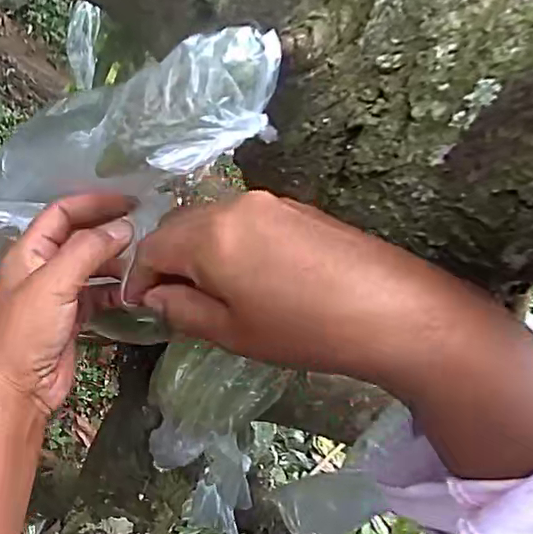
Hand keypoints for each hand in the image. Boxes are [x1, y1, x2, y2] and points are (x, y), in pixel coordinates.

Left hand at [0, 193, 135, 419]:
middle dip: (109, 231)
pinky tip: (132, 293)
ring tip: (143, 263)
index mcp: (28, 252)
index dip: (94, 202)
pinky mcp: (70, 317)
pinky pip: (96, 295)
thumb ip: (88, 250)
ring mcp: (56, 293)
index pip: (62, 213)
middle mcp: (42, 268)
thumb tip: (123, 227)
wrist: (19, 387)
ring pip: (90, 266)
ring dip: (115, 262)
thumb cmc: (27, 332)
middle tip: (145, 229)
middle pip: (79, 237)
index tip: (130, 200)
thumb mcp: (54, 282)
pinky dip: (114, 291)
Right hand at [121, 192, 532, 478]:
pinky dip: (223, 244)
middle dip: (162, 262)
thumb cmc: (301, 329)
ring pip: (207, 221)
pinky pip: (239, 221)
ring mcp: (267, 203)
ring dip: (192, 252)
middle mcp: (232, 206)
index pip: (150, 248)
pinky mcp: (295, 208)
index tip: (137, 307)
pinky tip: (240, 275)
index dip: (136, 279)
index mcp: (208, 234)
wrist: (396, 312)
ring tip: (202, 290)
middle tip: (165, 300)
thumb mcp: (228, 330)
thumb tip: (154, 296)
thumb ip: (179, 309)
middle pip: (175, 227)